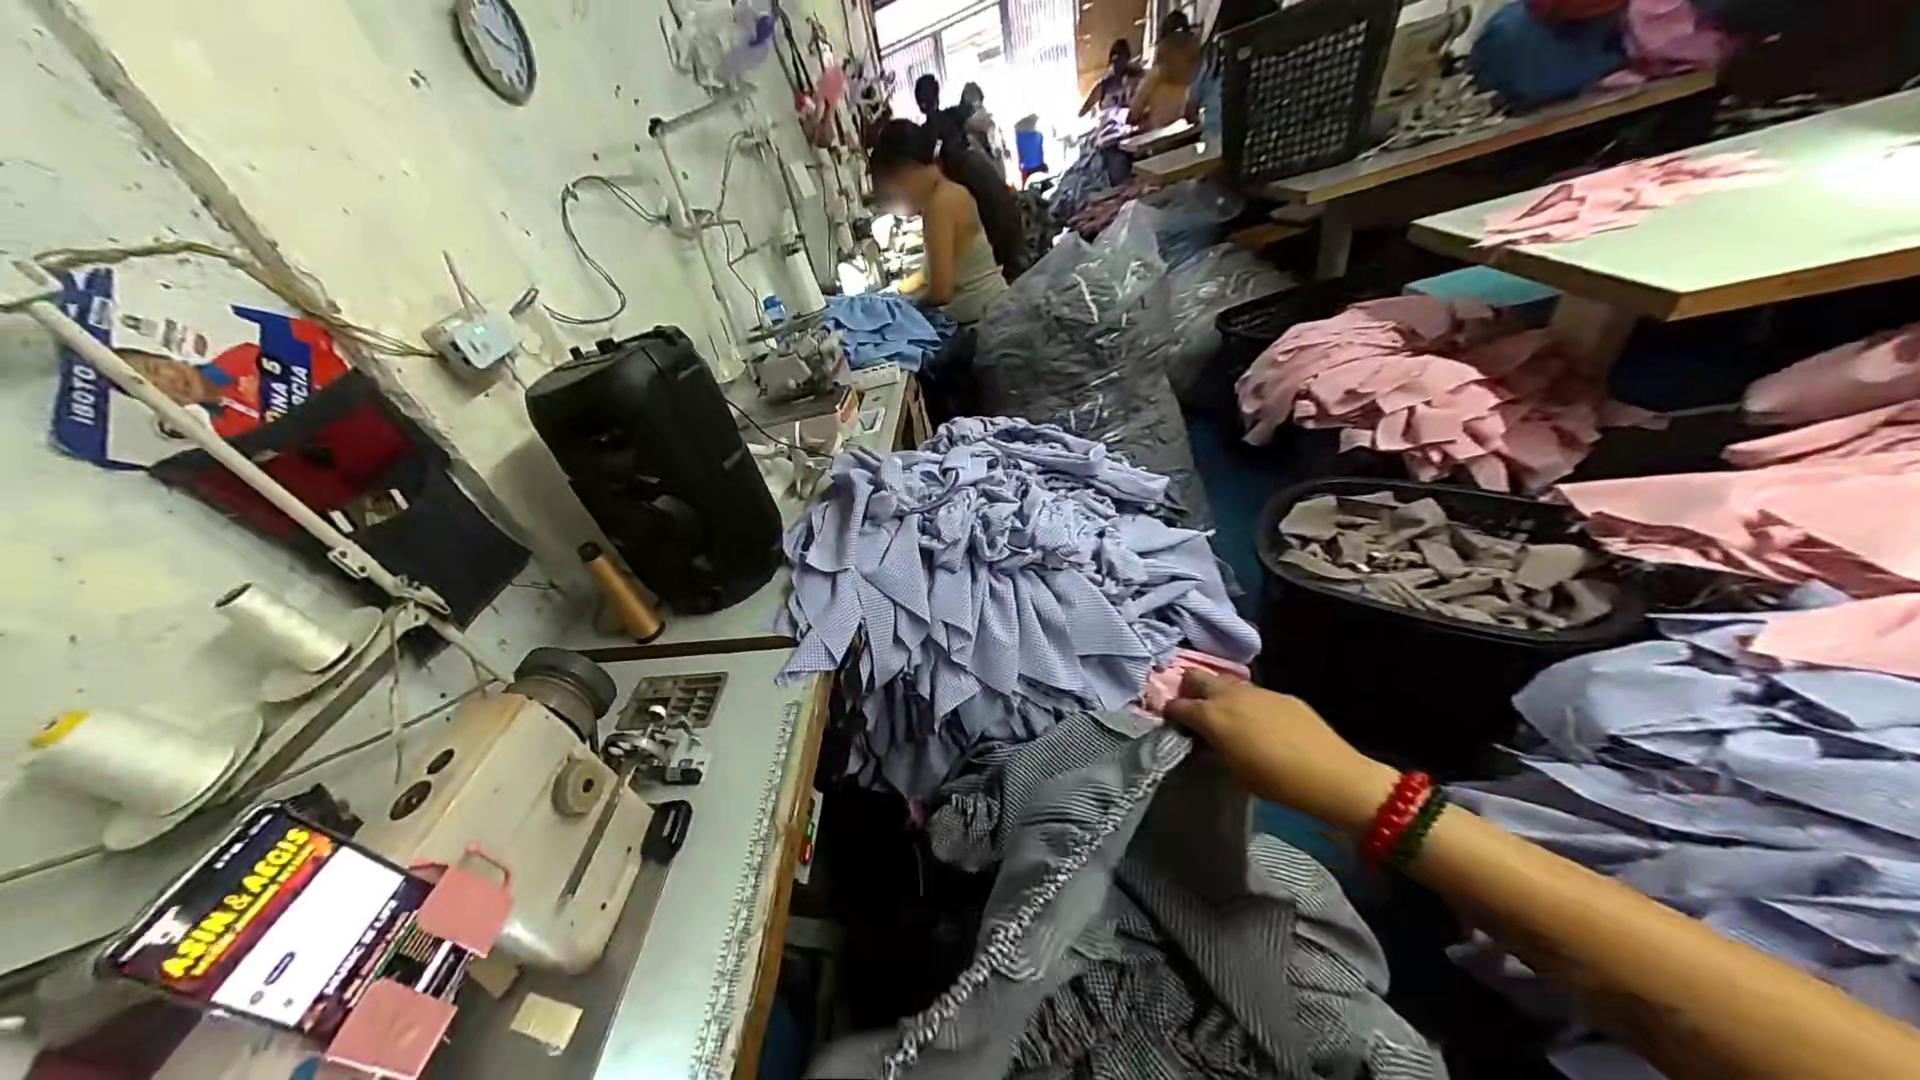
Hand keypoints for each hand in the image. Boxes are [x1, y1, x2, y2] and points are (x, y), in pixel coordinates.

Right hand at [1163, 671, 1397, 832]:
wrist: (1332, 775)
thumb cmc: (1275, 781)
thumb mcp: (1233, 770)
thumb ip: (1211, 749)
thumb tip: (1201, 741)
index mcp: (1211, 715)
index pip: (1177, 705)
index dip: (1170, 712)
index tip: (1171, 722)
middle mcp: (1229, 695)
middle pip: (1197, 677)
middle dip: (1189, 689)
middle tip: (1193, 708)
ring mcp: (1256, 691)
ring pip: (1226, 682)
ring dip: (1218, 693)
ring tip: (1224, 713)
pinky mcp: (1280, 694)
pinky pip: (1253, 693)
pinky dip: (1245, 701)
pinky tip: (1257, 721)